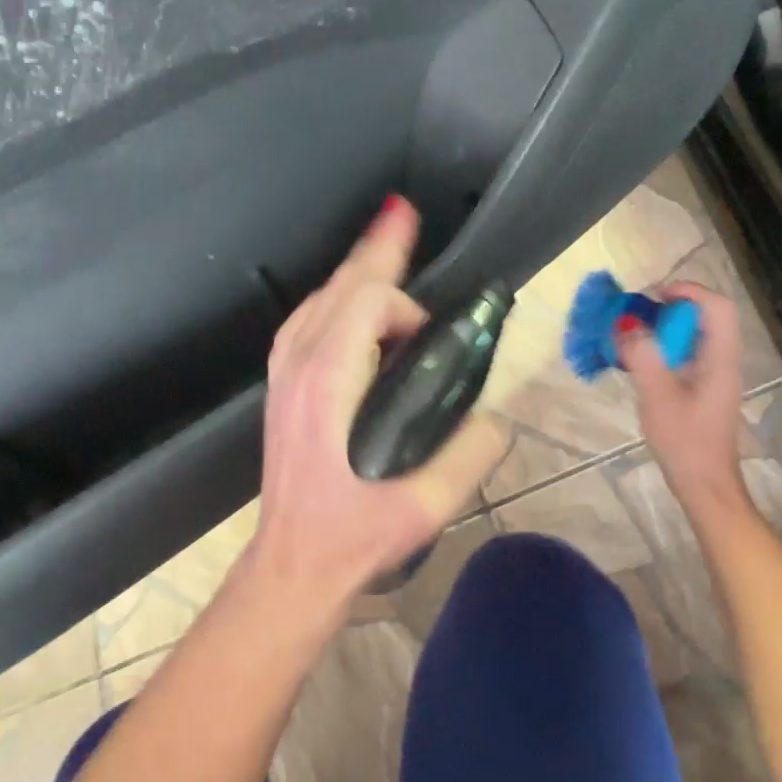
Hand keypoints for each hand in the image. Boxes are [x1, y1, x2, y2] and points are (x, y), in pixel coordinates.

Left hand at [252, 196, 506, 602]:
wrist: (290, 569)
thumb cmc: (353, 538)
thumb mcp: (425, 505)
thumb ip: (470, 453)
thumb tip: (499, 415)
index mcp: (330, 383)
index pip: (368, 303)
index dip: (407, 309)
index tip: (432, 338)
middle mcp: (299, 366)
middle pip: (339, 287)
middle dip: (377, 249)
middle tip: (403, 212)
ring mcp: (283, 375)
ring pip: (319, 300)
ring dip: (355, 273)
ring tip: (387, 247)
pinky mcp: (282, 388)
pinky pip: (307, 322)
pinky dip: (336, 300)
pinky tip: (355, 306)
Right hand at [617, 282, 748, 505]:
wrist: (705, 487)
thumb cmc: (686, 443)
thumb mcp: (658, 398)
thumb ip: (643, 357)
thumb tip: (628, 325)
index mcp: (720, 360)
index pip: (718, 307)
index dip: (691, 292)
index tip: (657, 296)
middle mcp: (723, 362)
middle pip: (708, 317)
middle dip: (672, 310)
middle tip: (640, 318)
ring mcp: (716, 377)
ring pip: (697, 337)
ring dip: (667, 331)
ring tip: (635, 339)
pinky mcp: (705, 391)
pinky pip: (689, 356)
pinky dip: (666, 351)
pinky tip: (642, 366)